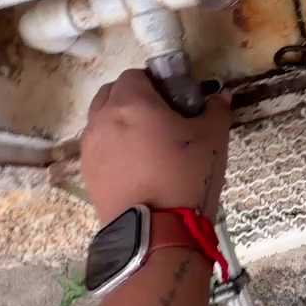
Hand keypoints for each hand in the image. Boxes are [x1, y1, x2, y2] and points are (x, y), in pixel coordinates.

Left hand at [80, 68, 230, 224]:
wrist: (158, 231)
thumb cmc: (187, 174)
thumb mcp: (214, 136)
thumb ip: (216, 109)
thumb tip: (219, 96)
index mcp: (132, 103)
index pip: (135, 74)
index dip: (156, 81)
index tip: (176, 97)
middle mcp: (102, 120)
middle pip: (111, 93)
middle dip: (134, 96)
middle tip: (163, 115)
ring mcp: (90, 148)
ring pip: (101, 119)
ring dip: (121, 120)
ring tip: (150, 141)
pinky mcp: (87, 173)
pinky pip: (99, 145)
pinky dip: (114, 145)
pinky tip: (139, 164)